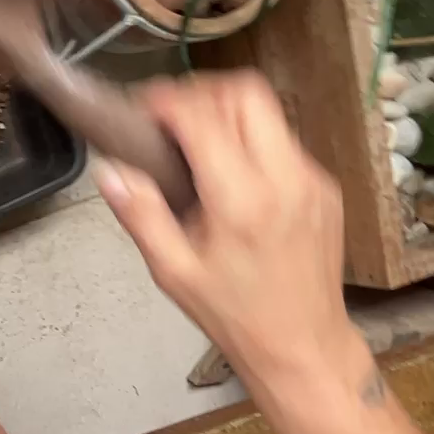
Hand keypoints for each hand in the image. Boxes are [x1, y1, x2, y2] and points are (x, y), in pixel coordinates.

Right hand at [95, 72, 360, 387]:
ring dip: (226, 113)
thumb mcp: (172, 271)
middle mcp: (285, 178)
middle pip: (248, 95)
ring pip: (269, 113)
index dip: (168, 101)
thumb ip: (141, 216)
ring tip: (189, 139)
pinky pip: (282, 142)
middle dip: (202, 92)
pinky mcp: (323, 187)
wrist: (301, 342)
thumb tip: (110, 172)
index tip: (142, 106)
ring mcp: (311, 179)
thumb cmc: (232, 313)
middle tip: (167, 114)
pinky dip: (248, 139)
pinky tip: (223, 172)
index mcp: (242, 200)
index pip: (205, 119)